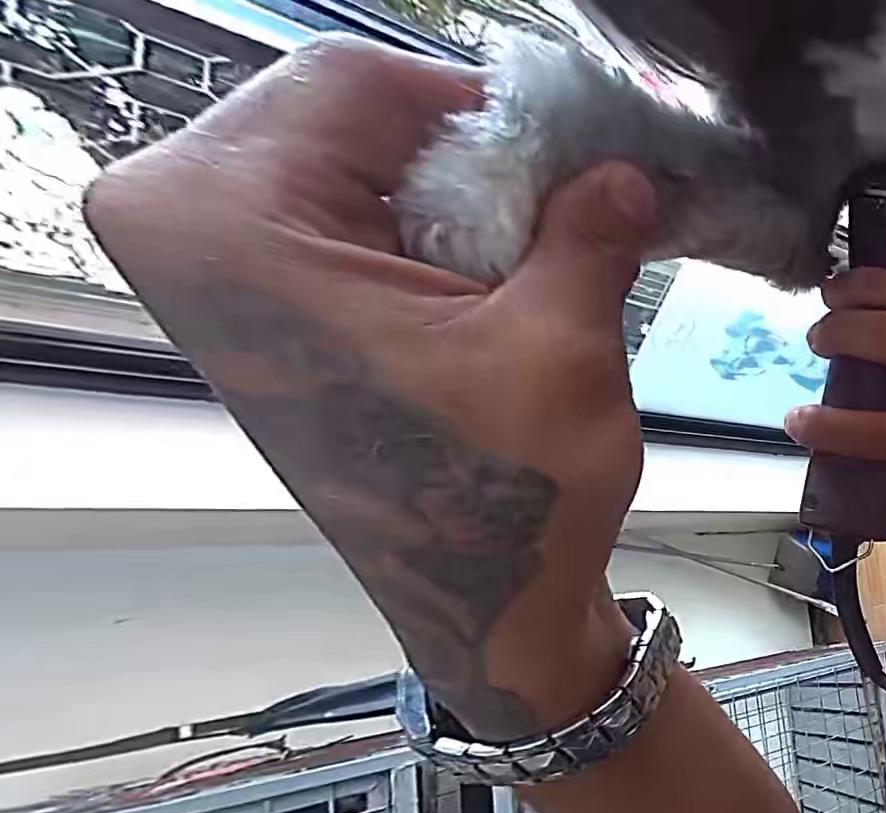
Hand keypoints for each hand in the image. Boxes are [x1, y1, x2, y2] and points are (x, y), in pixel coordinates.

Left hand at [84, 37, 656, 739]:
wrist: (490, 598)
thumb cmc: (514, 491)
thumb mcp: (564, 349)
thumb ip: (590, 236)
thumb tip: (629, 170)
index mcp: (227, 216)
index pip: (364, 83)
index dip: (497, 113)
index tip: (592, 159)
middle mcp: (197, 228)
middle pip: (365, 130)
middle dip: (493, 171)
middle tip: (586, 222)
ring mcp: (238, 279)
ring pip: (381, 185)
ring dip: (487, 219)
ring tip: (560, 273)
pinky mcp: (290, 320)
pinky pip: (380, 241)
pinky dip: (464, 255)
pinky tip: (521, 302)